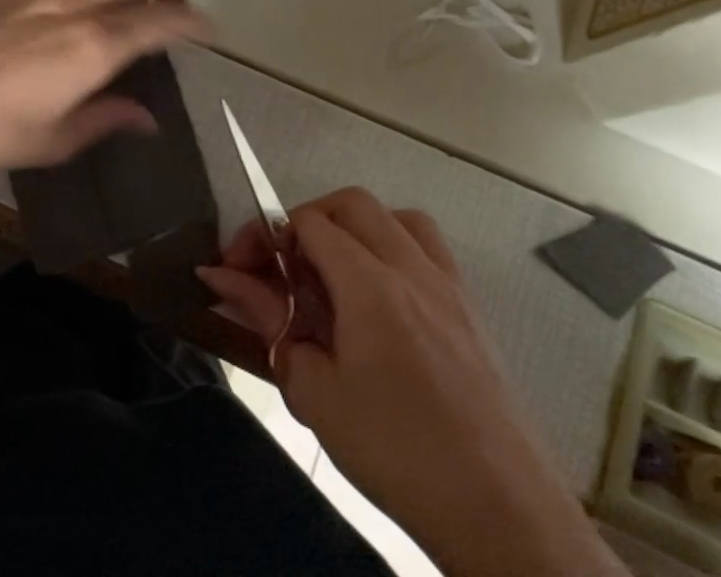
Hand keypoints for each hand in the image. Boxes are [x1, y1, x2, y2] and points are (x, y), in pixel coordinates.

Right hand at [198, 189, 621, 574]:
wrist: (500, 514)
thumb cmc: (392, 449)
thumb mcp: (311, 386)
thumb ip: (268, 317)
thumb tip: (220, 274)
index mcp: (372, 286)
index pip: (307, 223)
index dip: (262, 236)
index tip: (236, 273)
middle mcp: (416, 274)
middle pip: (354, 206)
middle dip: (304, 221)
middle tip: (278, 268)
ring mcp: (452, 295)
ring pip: (401, 223)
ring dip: (355, 232)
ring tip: (327, 277)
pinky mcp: (472, 321)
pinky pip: (429, 258)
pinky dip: (390, 258)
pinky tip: (368, 309)